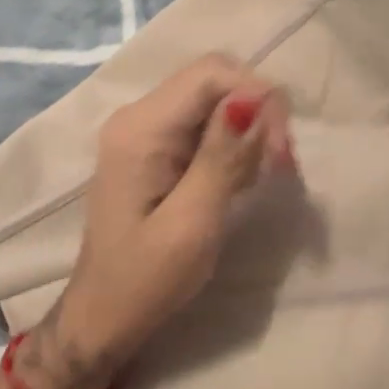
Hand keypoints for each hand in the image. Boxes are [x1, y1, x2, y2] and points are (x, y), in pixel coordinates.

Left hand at [27, 56, 294, 388]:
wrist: (105, 315)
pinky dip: (231, 151)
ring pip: (215, 105)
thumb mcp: (192, 223)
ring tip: (255, 184)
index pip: (212, 72)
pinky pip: (204, 131)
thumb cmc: (146, 279)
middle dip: (257, 116)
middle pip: (215, 82)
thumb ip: (222, 157)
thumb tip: (253, 96)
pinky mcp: (156, 154)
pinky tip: (236, 188)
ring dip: (248, 136)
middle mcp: (139, 118)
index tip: (282, 153)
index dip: (258, 98)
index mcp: (141, 129)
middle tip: (279, 168)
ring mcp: (145, 135)